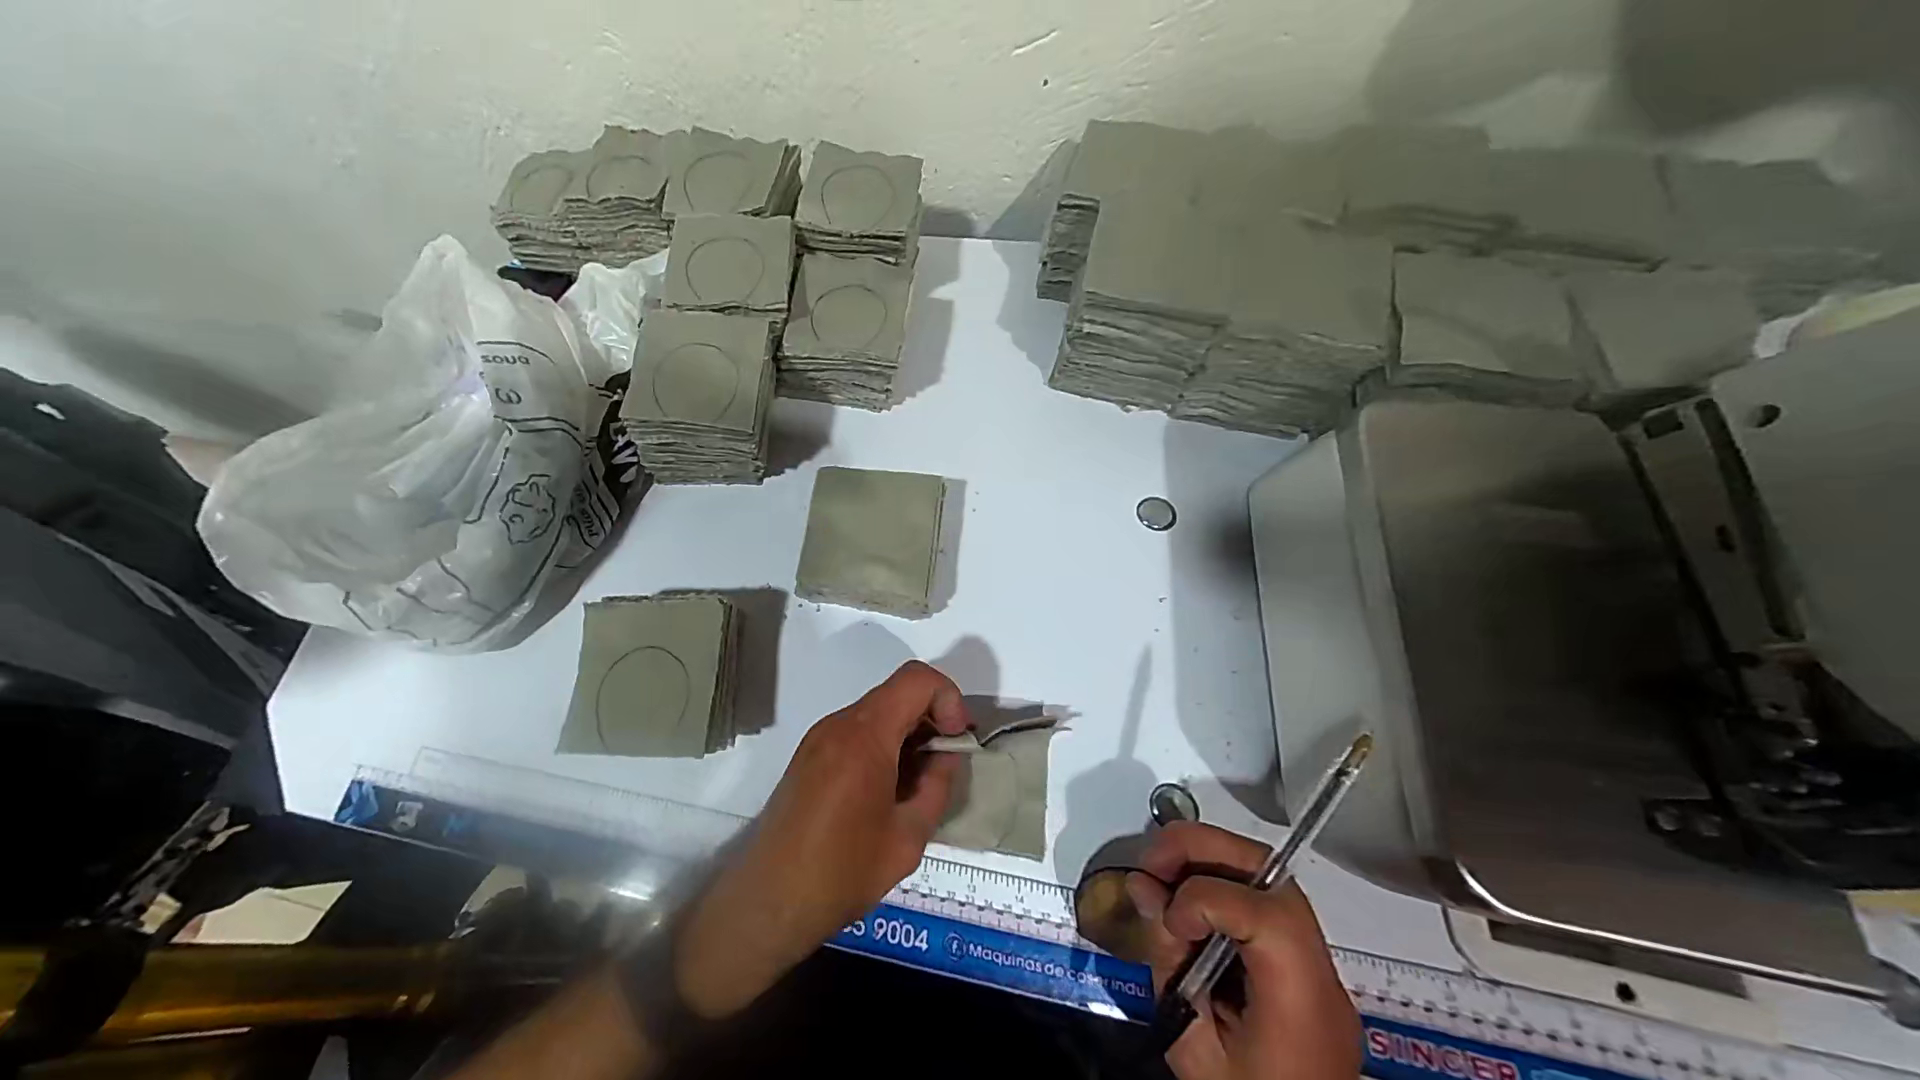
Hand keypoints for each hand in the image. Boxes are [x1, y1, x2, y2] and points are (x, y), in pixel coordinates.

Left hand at [675, 661, 968, 1016]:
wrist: (767, 903)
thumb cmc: (841, 874)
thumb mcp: (908, 838)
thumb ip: (937, 786)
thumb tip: (946, 756)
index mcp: (864, 736)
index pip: (917, 679)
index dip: (948, 699)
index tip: (955, 740)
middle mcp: (838, 725)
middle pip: (898, 693)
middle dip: (931, 718)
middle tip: (945, 764)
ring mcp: (819, 738)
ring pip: (878, 712)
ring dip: (908, 734)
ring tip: (918, 784)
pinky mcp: (809, 756)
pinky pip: (857, 731)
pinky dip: (884, 745)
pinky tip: (888, 791)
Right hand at [1125, 822, 1360, 1079]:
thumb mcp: (1192, 1049)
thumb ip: (1168, 966)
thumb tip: (1143, 887)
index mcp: (1299, 1003)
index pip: (1267, 915)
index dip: (1207, 897)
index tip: (1171, 922)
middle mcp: (1319, 970)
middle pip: (1269, 871)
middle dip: (1202, 848)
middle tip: (1152, 860)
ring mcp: (1318, 961)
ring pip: (1266, 872)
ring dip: (1206, 859)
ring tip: (1162, 875)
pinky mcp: (1304, 963)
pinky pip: (1261, 897)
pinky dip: (1218, 883)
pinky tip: (1185, 901)